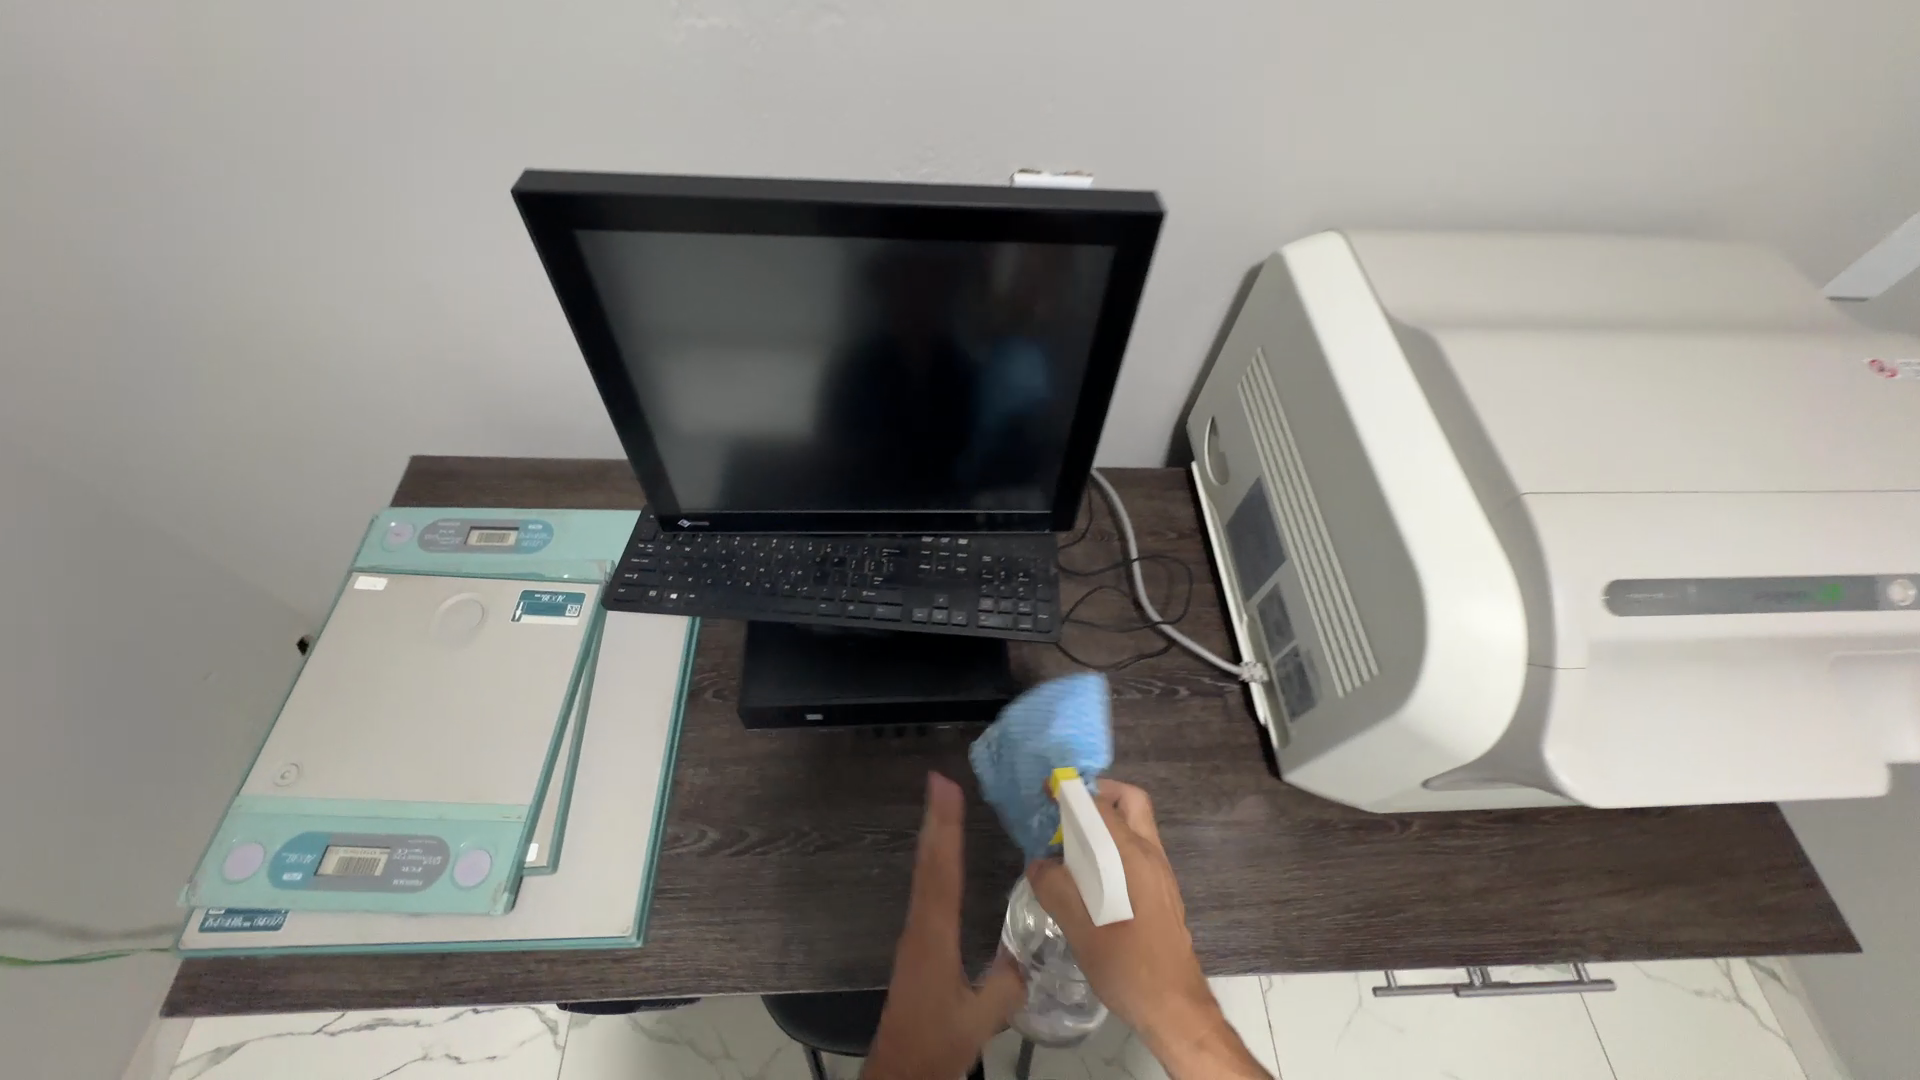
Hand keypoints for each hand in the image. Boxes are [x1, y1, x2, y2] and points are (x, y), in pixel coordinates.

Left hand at [863, 772, 1024, 1079]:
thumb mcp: (979, 1021)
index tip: (944, 788)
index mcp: (934, 937)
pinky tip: (944, 861)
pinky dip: (936, 865)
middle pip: (929, 864)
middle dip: (936, 821)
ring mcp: (916, 936)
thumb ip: (1005, 987)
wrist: (898, 1075)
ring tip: (943, 807)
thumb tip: (1024, 959)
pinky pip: (928, 892)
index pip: (941, 871)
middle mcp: (921, 927)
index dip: (945, 828)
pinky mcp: (917, 947)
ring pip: (926, 875)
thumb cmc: (934, 1046)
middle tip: (939, 781)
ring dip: (935, 839)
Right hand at [1027, 780, 1268, 1079]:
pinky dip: (1114, 846)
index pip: (1102, 805)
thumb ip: (1057, 890)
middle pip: (1131, 802)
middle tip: (1069, 809)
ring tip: (1071, 843)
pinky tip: (1090, 876)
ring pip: (1137, 826)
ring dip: (1107, 821)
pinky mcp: (1161, 892)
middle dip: (1100, 795)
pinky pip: (1137, 851)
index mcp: (1133, 857)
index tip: (1048, 792)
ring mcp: (1160, 874)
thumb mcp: (1081, 930)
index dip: (1074, 793)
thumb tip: (1039, 865)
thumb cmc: (1129, 966)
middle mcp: (1152, 856)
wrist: (1175, 1008)